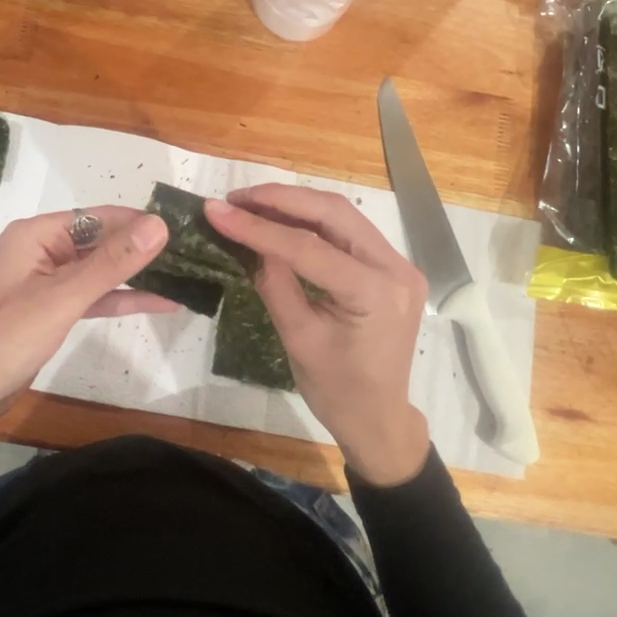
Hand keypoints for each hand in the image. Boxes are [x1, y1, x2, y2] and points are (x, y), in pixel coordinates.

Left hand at [0, 207, 174, 448]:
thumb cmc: (1, 342)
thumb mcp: (59, 301)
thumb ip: (109, 264)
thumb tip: (158, 225)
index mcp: (36, 236)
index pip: (99, 216)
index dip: (141, 223)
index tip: (189, 231)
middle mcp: (41, 250)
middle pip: (102, 240)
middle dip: (144, 248)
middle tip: (199, 255)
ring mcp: (46, 281)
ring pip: (101, 270)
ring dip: (139, 275)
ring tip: (189, 276)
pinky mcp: (51, 310)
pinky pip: (93, 296)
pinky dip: (123, 300)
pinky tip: (162, 302)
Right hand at [204, 184, 431, 484]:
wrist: (377, 417)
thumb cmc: (336, 389)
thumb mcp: (297, 337)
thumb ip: (274, 282)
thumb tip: (245, 239)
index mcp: (376, 293)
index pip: (309, 247)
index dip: (259, 227)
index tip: (218, 211)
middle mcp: (396, 268)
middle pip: (334, 213)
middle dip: (280, 200)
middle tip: (235, 199)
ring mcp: (398, 264)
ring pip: (342, 215)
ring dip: (294, 205)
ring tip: (250, 204)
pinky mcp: (391, 266)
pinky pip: (348, 232)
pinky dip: (311, 222)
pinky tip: (279, 220)